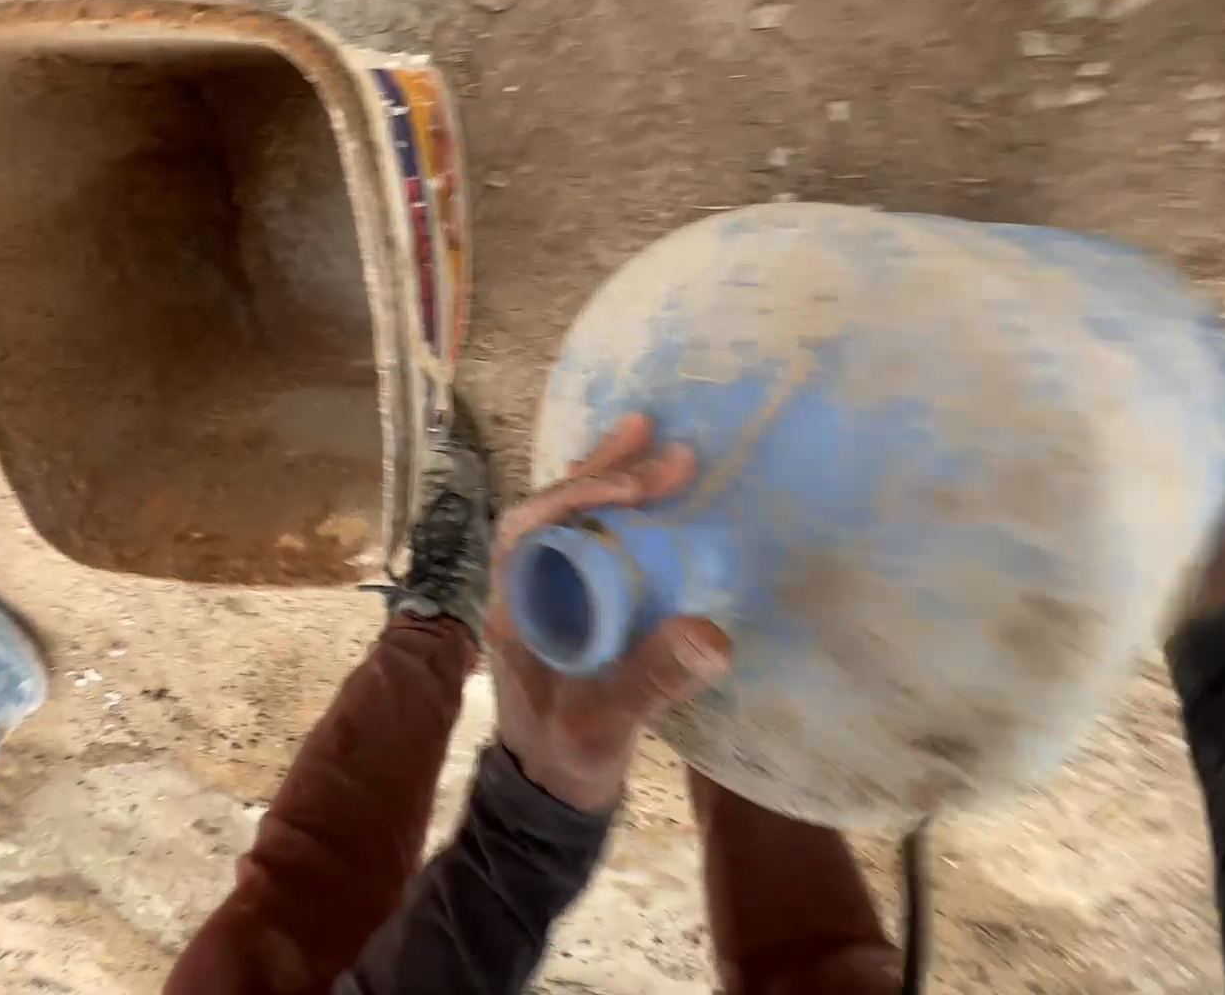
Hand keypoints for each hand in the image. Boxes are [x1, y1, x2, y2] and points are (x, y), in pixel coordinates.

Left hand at [484, 413, 731, 812]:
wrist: (551, 789)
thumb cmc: (565, 756)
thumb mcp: (606, 722)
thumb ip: (649, 682)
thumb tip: (712, 634)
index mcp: (512, 604)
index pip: (526, 527)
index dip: (571, 497)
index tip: (631, 487)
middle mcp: (523, 586)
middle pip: (552, 510)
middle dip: (600, 472)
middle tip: (653, 437)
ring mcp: (548, 591)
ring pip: (571, 519)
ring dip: (606, 477)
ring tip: (647, 435)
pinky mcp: (575, 601)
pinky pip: (591, 542)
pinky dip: (616, 512)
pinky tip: (639, 490)